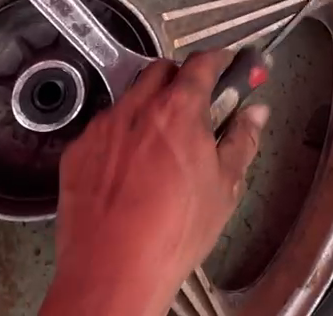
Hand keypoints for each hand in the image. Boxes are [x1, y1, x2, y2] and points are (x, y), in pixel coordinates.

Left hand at [39, 52, 269, 315]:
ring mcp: (104, 127)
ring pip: (131, 96)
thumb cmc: (170, 235)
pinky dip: (120, 135)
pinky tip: (129, 168)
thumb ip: (243, 139)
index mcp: (180, 109)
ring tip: (161, 144)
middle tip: (196, 105)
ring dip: (149, 106)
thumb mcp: (225, 187)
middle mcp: (139, 107)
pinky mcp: (78, 151)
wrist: (111, 273)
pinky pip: (104, 127)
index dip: (220, 59)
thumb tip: (255, 114)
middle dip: (182, 79)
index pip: (203, 62)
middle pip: (163, 70)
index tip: (227, 64)